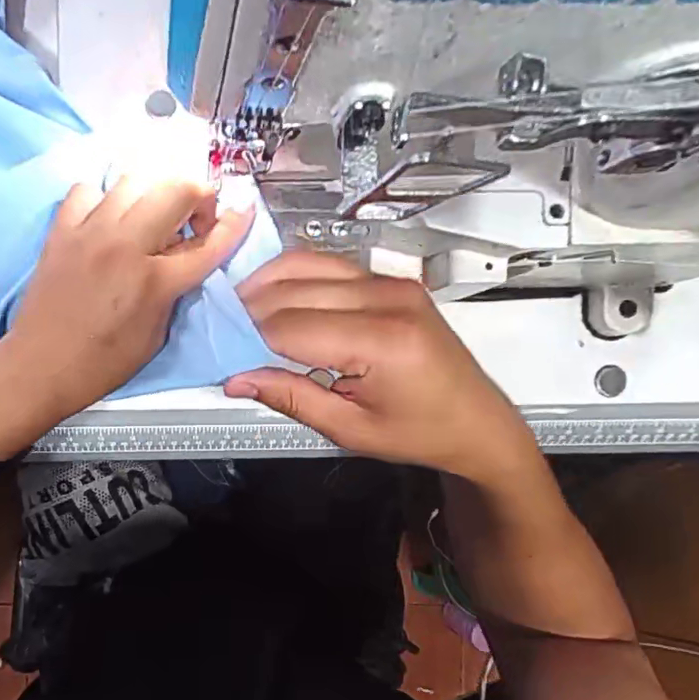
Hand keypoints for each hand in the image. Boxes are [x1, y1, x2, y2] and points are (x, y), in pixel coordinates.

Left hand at [0, 178, 255, 458]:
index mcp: (155, 283)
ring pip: (134, 181)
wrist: (41, 366)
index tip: (242, 209)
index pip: (207, 244)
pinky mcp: (61, 230)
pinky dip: (104, 198)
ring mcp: (90, 233)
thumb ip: (174, 293)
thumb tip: (182, 261)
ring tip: (152, 218)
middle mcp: (125, 247)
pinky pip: (87, 190)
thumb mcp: (156, 336)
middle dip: (197, 196)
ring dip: (154, 194)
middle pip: (175, 191)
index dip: (233, 224)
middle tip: (193, 219)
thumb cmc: (103, 363)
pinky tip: (107, 220)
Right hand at [223, 253, 540, 482]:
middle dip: (251, 312)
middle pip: (292, 291)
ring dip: (267, 286)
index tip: (221, 355)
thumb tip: (237, 378)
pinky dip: (296, 277)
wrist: (477, 422)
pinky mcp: (392, 280)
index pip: (289, 327)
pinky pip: (330, 265)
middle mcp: (386, 299)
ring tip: (240, 313)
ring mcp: (391, 283)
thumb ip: (292, 397)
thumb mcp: (351, 429)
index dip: (247, 340)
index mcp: (380, 341)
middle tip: (222, 335)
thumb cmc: (420, 434)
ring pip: (307, 266)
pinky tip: (275, 296)